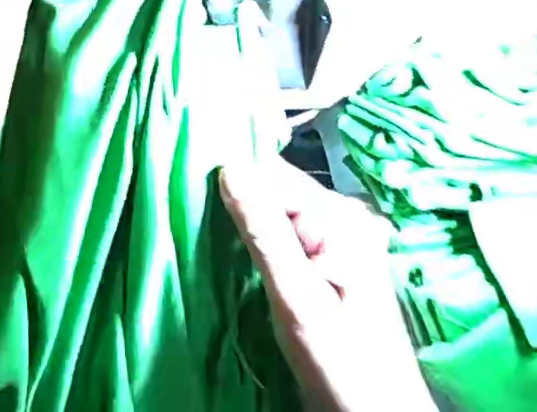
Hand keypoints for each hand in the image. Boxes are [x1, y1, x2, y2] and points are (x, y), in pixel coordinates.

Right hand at [220, 160, 435, 411]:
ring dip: (241, 218)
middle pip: (269, 185)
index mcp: (340, 215)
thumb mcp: (296, 300)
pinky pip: (278, 225)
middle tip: (202, 219)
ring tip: (215, 235)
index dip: (229, 178)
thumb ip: (263, 232)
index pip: (268, 171)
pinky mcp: (326, 255)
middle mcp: (342, 214)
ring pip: (270, 205)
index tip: (194, 192)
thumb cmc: (340, 367)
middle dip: (234, 198)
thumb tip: (227, 168)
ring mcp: (337, 235)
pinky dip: (254, 233)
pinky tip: (238, 251)